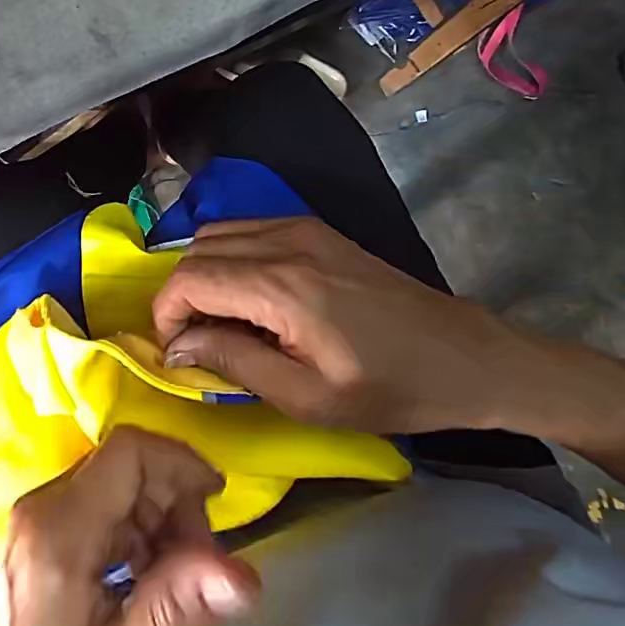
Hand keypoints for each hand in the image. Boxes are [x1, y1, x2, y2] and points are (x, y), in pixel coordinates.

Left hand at [0, 427, 258, 625]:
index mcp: (56, 534)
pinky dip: (138, 531)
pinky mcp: (37, 538)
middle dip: (177, 500)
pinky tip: (146, 578)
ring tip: (175, 576)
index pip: (130, 449)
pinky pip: (102, 506)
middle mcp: (39, 513)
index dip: (181, 463)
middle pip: (129, 465)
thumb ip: (176, 615)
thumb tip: (240, 576)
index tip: (214, 499)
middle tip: (200, 558)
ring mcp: (34, 523)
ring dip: (162, 518)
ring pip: (120, 484)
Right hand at [152, 217, 523, 433]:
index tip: (176, 352)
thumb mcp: (307, 397)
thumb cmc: (388, 388)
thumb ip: (235, 363)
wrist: (458, 353)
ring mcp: (306, 228)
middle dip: (182, 295)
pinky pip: (253, 230)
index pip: (190, 278)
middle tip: (197, 343)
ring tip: (223, 324)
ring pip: (222, 233)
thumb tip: (178, 345)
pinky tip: (253, 298)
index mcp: (282, 285)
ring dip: (206, 274)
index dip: (166, 314)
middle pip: (199, 249)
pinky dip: (234, 258)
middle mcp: (288, 241)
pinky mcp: (321, 230)